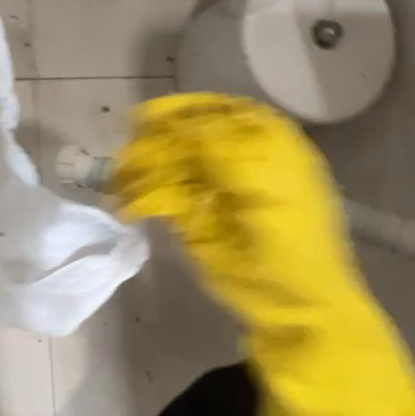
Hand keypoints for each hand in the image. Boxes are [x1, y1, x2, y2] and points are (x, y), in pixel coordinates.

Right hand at [114, 94, 414, 415]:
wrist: (297, 304)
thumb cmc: (293, 239)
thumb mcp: (267, 181)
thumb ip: (224, 147)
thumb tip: (185, 124)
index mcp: (265, 145)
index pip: (218, 114)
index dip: (185, 111)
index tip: (149, 115)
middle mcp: (236, 164)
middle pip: (188, 139)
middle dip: (155, 141)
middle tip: (126, 147)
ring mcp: (213, 193)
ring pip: (169, 168)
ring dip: (141, 169)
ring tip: (117, 177)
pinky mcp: (194, 224)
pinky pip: (163, 200)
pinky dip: (141, 198)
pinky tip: (125, 203)